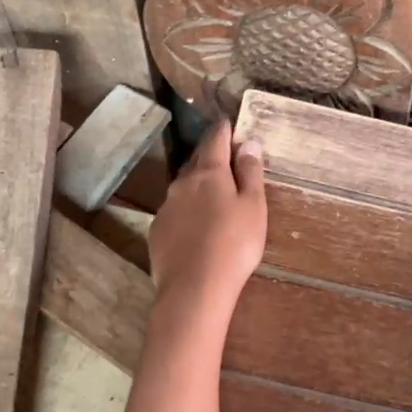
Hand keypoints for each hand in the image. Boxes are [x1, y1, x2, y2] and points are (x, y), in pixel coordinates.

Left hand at [147, 120, 266, 311]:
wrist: (194, 288)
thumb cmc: (234, 244)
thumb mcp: (253, 207)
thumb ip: (250, 173)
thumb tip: (249, 143)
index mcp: (209, 173)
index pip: (215, 140)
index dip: (224, 130)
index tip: (229, 123)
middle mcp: (182, 184)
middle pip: (197, 161)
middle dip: (210, 156)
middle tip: (225, 157)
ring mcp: (166, 208)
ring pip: (184, 188)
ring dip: (197, 185)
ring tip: (212, 195)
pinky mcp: (158, 232)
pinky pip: (175, 213)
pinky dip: (187, 212)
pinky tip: (196, 227)